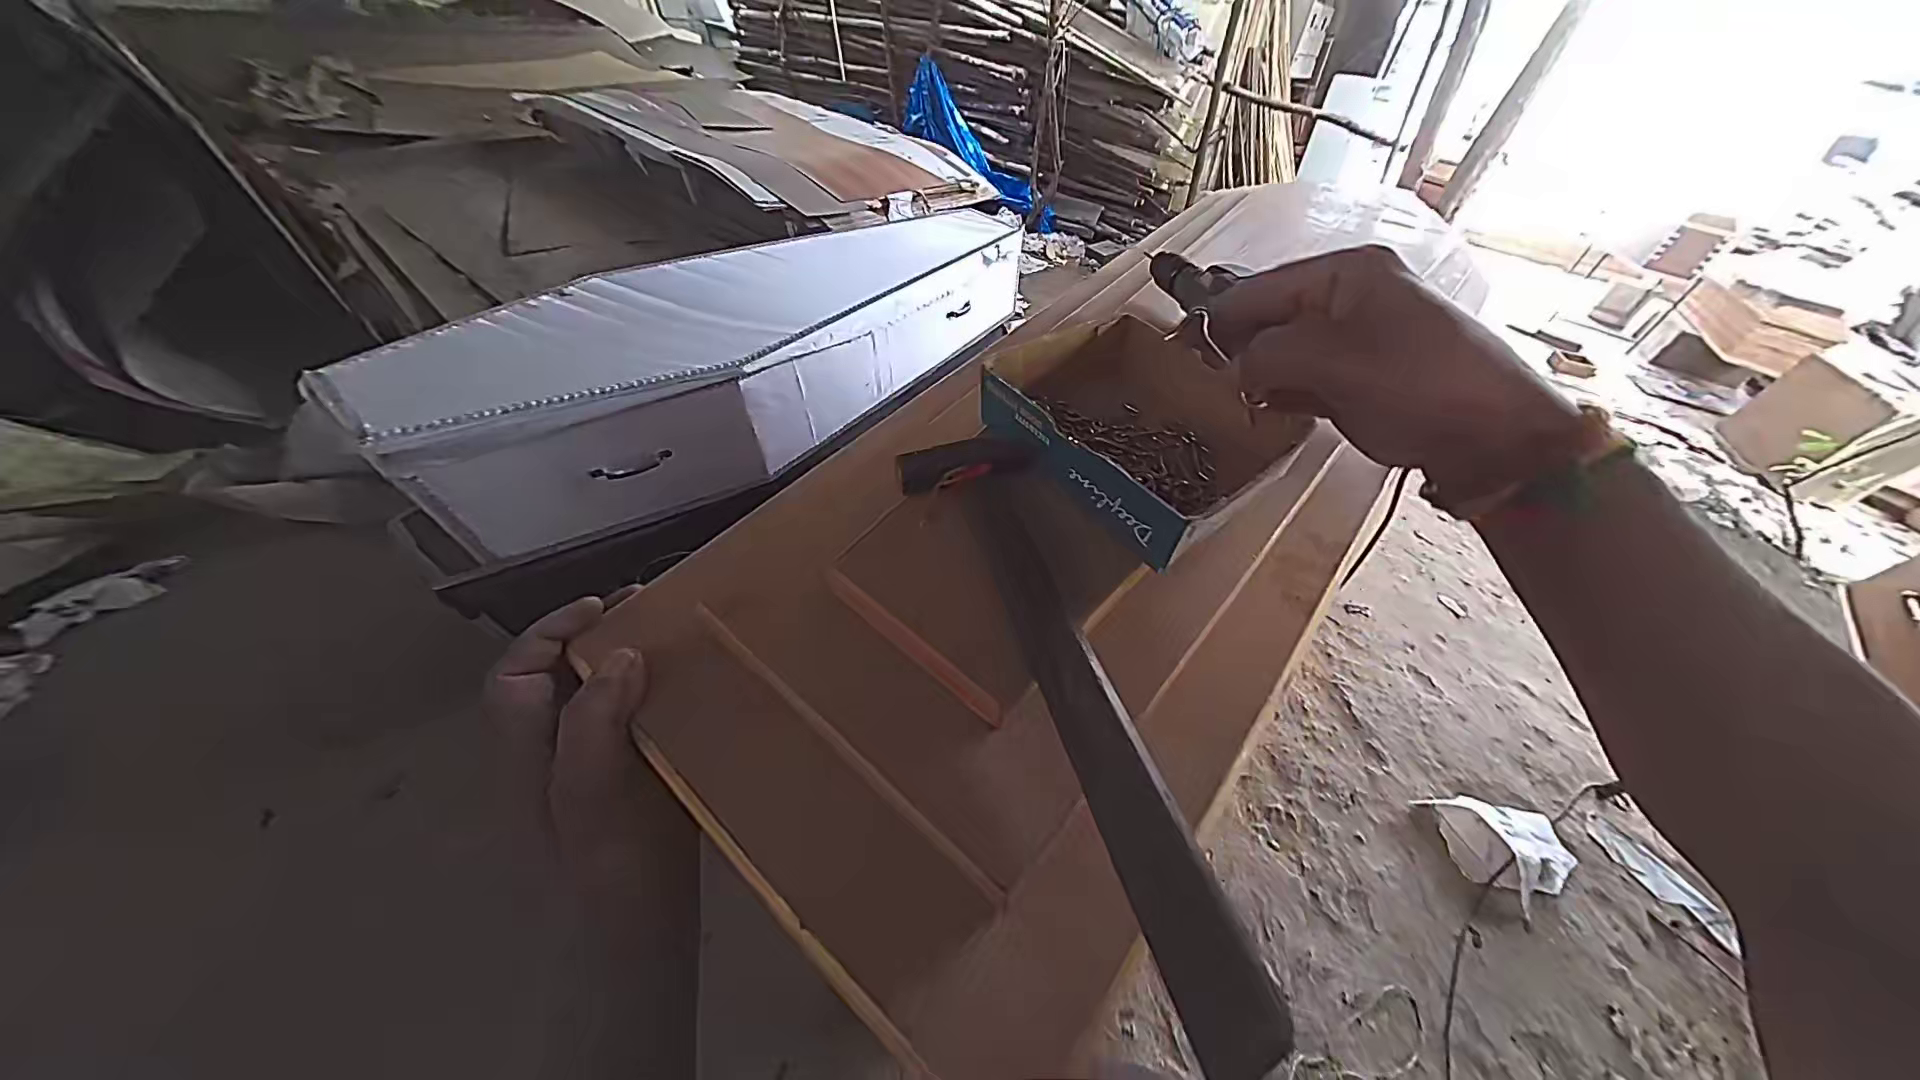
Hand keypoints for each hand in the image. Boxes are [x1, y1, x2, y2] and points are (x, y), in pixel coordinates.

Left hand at [484, 589, 659, 914]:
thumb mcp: (591, 792)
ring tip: (670, 632)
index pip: (516, 672)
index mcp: (529, 748)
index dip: (551, 630)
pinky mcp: (629, 768)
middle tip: (646, 608)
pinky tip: (689, 681)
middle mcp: (553, 746)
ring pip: (595, 689)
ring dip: (626, 654)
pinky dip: (653, 685)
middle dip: (593, 633)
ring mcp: (591, 758)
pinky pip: (631, 710)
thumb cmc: (607, 860)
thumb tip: (622, 654)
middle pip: (555, 673)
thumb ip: (593, 721)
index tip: (603, 607)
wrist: (638, 921)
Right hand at [1204, 244, 1581, 494]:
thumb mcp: (1332, 361)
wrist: (1494, 437)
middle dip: (1235, 348)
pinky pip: (1301, 376)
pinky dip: (1279, 392)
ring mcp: (1352, 339)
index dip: (1217, 317)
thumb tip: (1231, 368)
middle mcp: (1346, 299)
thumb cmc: (1417, 385)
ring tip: (1230, 397)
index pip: (1258, 289)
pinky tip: (1266, 409)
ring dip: (1255, 374)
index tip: (1179, 350)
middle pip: (1268, 317)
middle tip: (1203, 380)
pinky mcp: (1355, 375)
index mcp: (1345, 275)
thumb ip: (1267, 355)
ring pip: (1281, 350)